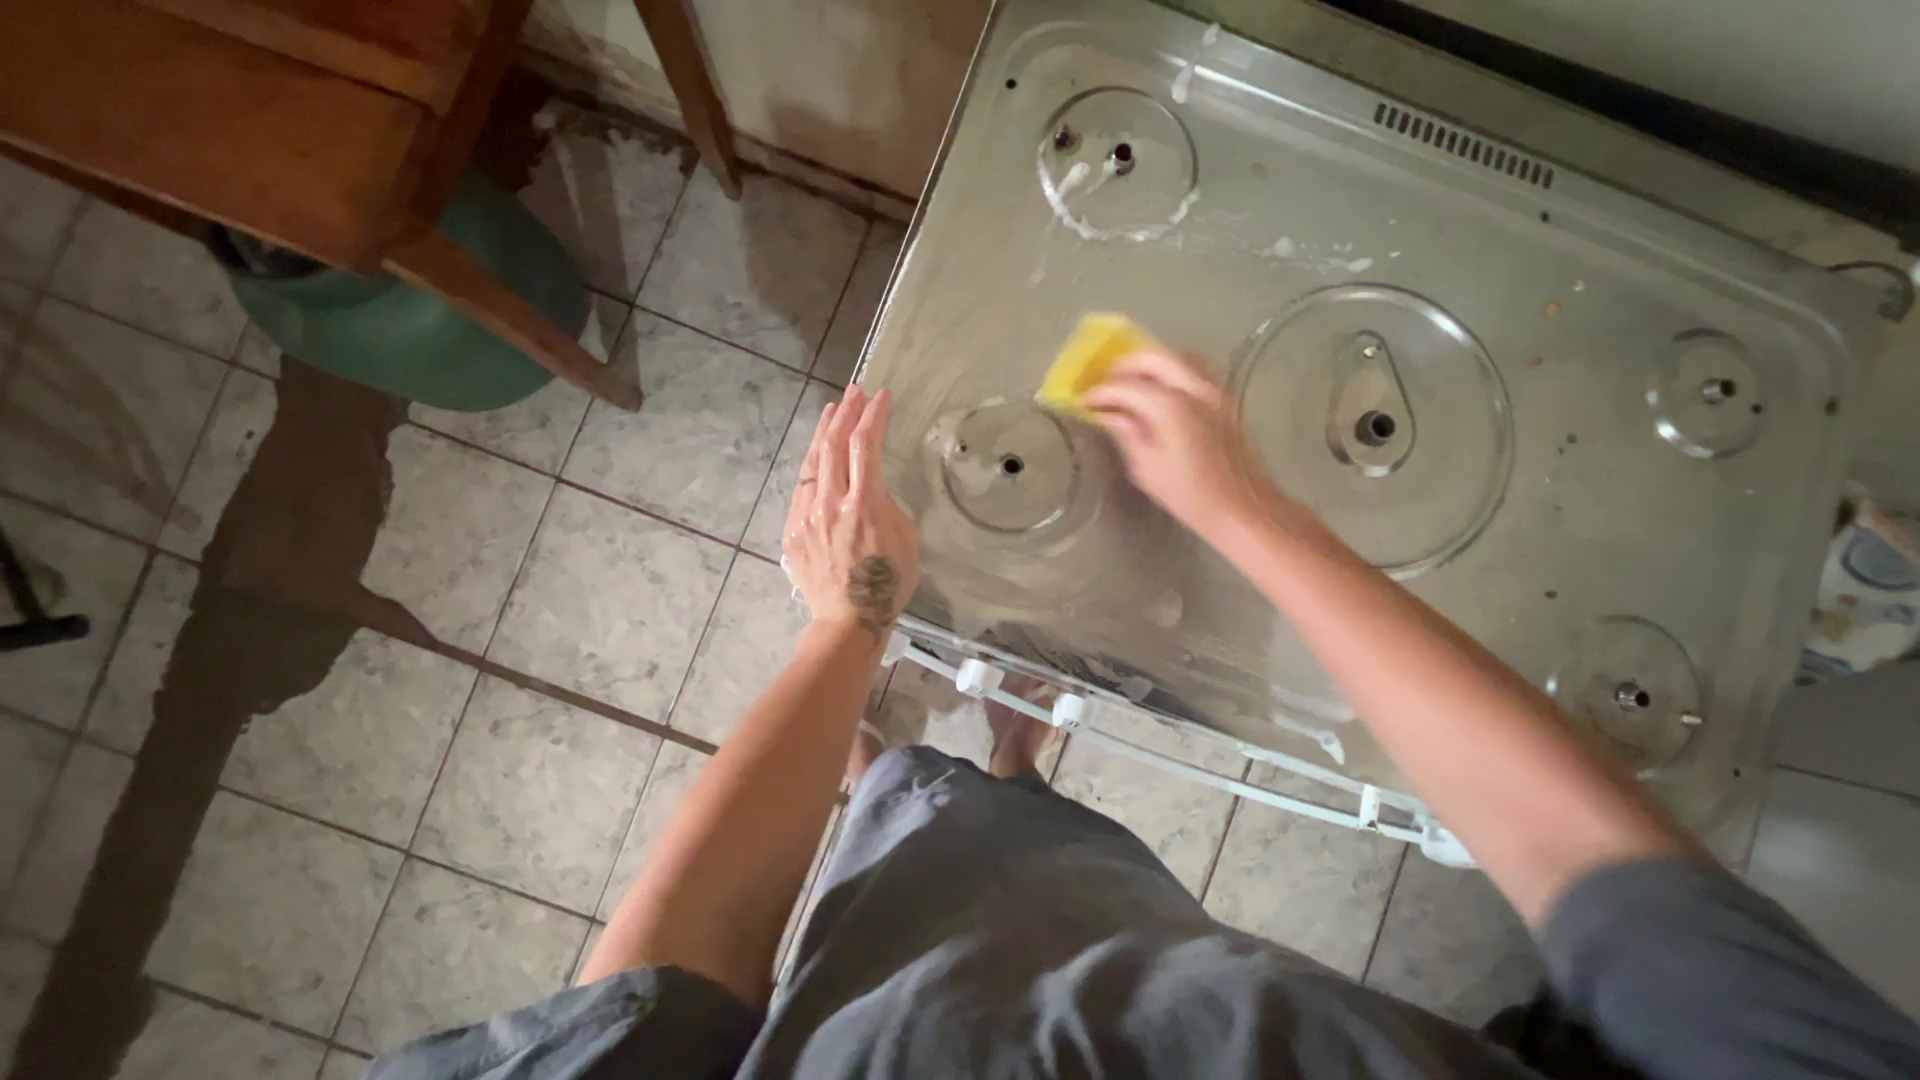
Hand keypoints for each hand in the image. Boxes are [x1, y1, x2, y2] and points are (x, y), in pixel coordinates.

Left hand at [783, 386, 921, 645]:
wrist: (849, 620)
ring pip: (813, 462)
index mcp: (865, 505)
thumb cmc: (888, 583)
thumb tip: (872, 490)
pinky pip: (802, 488)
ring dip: (824, 432)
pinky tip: (817, 455)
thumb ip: (887, 506)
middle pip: (835, 445)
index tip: (882, 397)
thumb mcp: (906, 540)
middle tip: (854, 392)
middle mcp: (832, 503)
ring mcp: (807, 516)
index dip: (874, 416)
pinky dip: (812, 465)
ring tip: (832, 410)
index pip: (867, 445)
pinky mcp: (793, 530)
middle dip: (847, 413)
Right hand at [1081, 350, 1280, 537]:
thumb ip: (1127, 434)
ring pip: (1179, 357)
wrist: (1243, 507)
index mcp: (1171, 407)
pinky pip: (1196, 370)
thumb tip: (1109, 414)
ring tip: (1133, 383)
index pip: (1127, 386)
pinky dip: (1173, 371)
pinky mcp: (1227, 399)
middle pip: (1155, 357)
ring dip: (1151, 364)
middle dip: (1125, 366)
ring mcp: (1215, 390)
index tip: (1084, 401)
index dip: (1101, 392)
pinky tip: (1163, 391)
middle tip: (1106, 384)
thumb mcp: (1147, 469)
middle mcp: (1195, 389)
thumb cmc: (1190, 495)